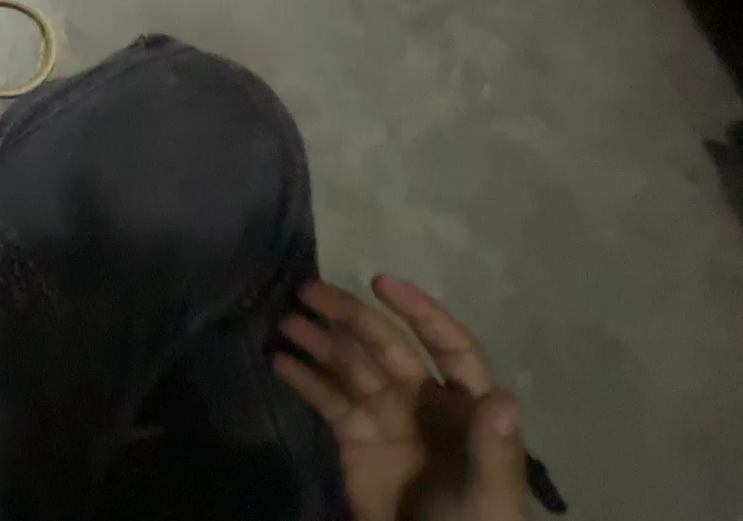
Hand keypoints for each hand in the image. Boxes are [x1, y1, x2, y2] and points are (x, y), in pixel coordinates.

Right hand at [274, 276, 526, 520]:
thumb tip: (502, 396)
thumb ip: (494, 451)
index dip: (420, 312)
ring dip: (318, 339)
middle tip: (306, 290)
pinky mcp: (352, 433)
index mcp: (466, 409)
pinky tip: (278, 361)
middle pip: (385, 345)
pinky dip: (301, 377)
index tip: (380, 281)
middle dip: (348, 314)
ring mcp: (385, 415)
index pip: (449, 348)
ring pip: (348, 364)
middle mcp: (424, 400)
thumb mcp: (490, 500)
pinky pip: (325, 396)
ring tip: (285, 322)